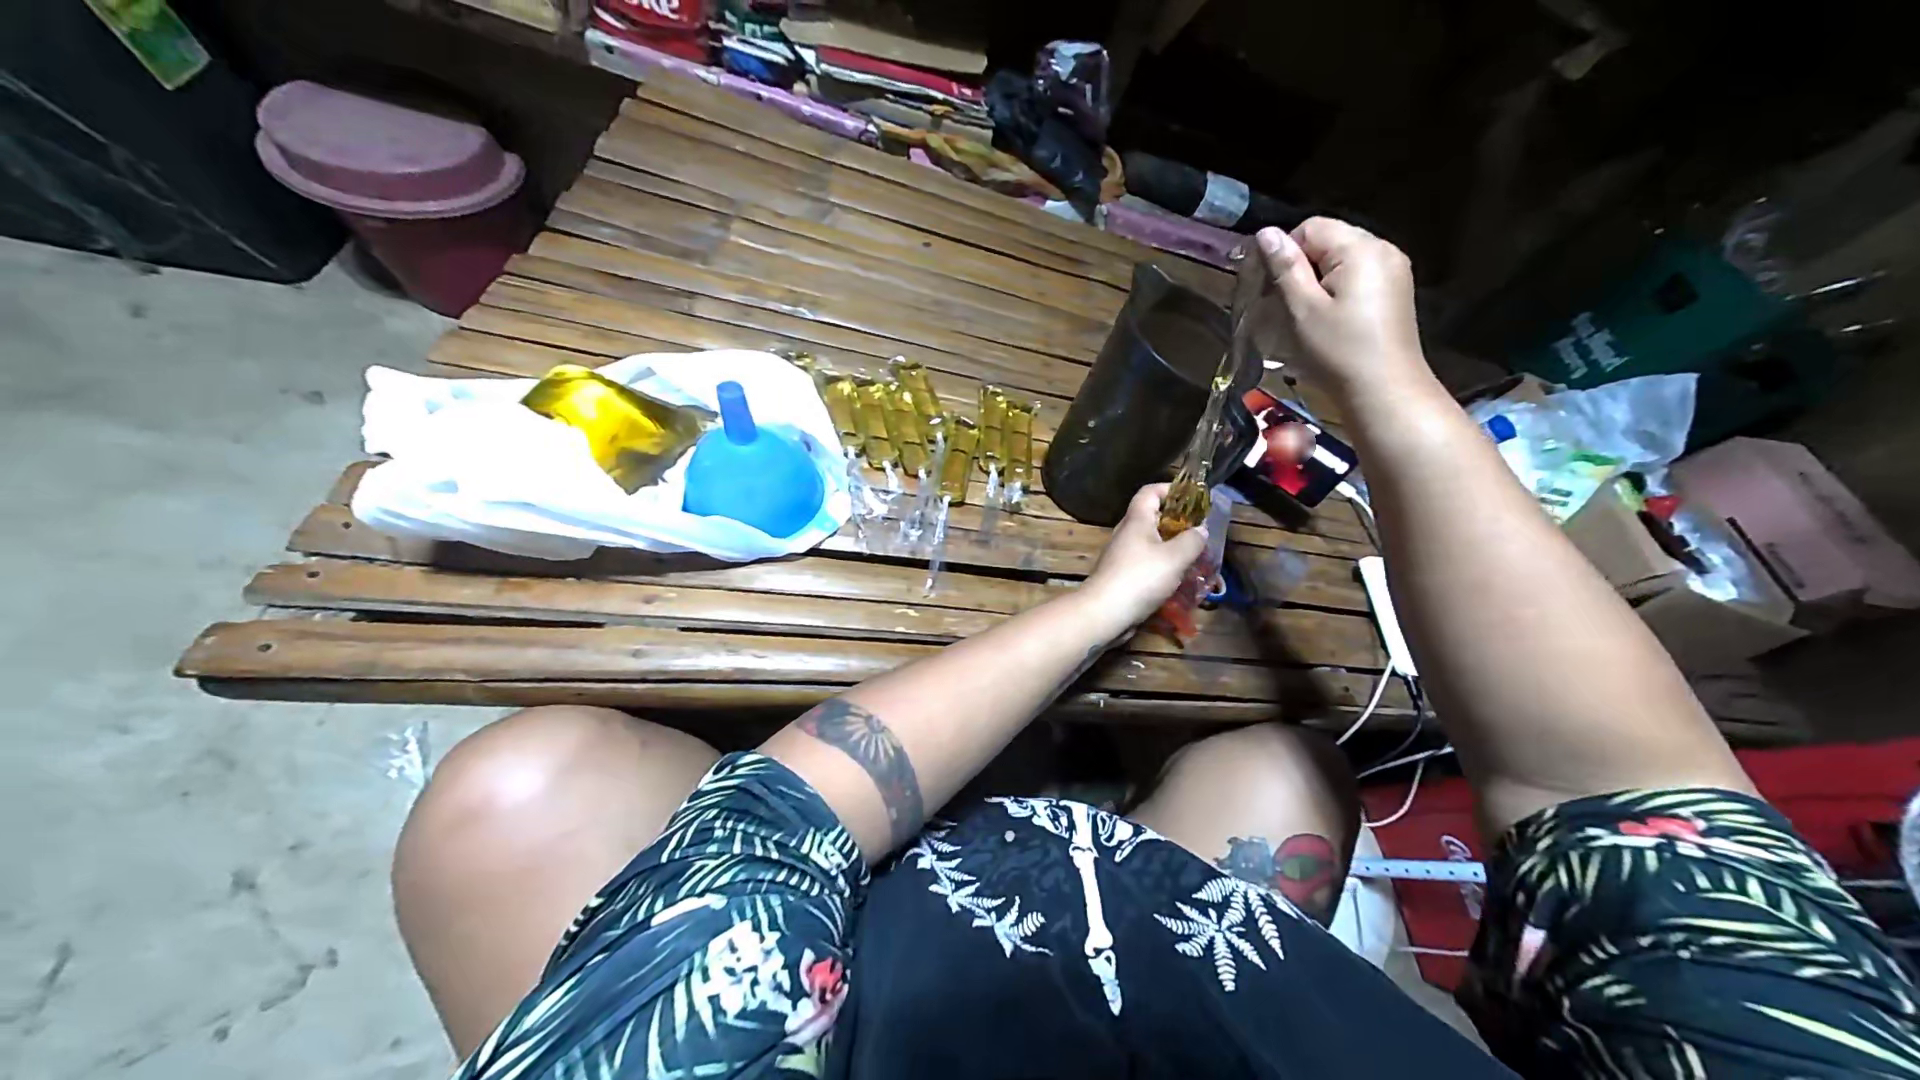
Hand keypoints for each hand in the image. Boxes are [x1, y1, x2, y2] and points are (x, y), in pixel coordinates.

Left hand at [1078, 484, 1211, 631]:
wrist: (1104, 612)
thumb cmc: (1140, 578)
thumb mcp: (1175, 557)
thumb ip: (1192, 540)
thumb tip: (1201, 529)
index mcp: (1136, 520)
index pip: (1150, 491)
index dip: (1171, 489)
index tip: (1193, 499)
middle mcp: (1126, 534)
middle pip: (1152, 518)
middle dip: (1178, 523)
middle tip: (1200, 534)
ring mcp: (1122, 556)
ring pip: (1151, 544)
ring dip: (1172, 549)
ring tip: (1195, 559)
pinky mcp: (1122, 576)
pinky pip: (1146, 565)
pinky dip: (1163, 568)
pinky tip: (1178, 581)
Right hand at [1254, 219, 1432, 401]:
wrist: (1384, 389)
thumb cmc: (1338, 350)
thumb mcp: (1303, 309)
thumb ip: (1285, 268)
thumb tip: (1265, 234)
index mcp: (1360, 248)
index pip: (1311, 227)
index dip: (1285, 252)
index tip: (1269, 287)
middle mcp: (1382, 249)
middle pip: (1329, 240)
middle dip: (1301, 265)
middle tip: (1282, 303)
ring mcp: (1393, 269)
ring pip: (1342, 258)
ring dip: (1317, 279)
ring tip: (1304, 313)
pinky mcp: (1395, 290)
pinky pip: (1358, 275)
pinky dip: (1336, 288)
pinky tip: (1328, 317)